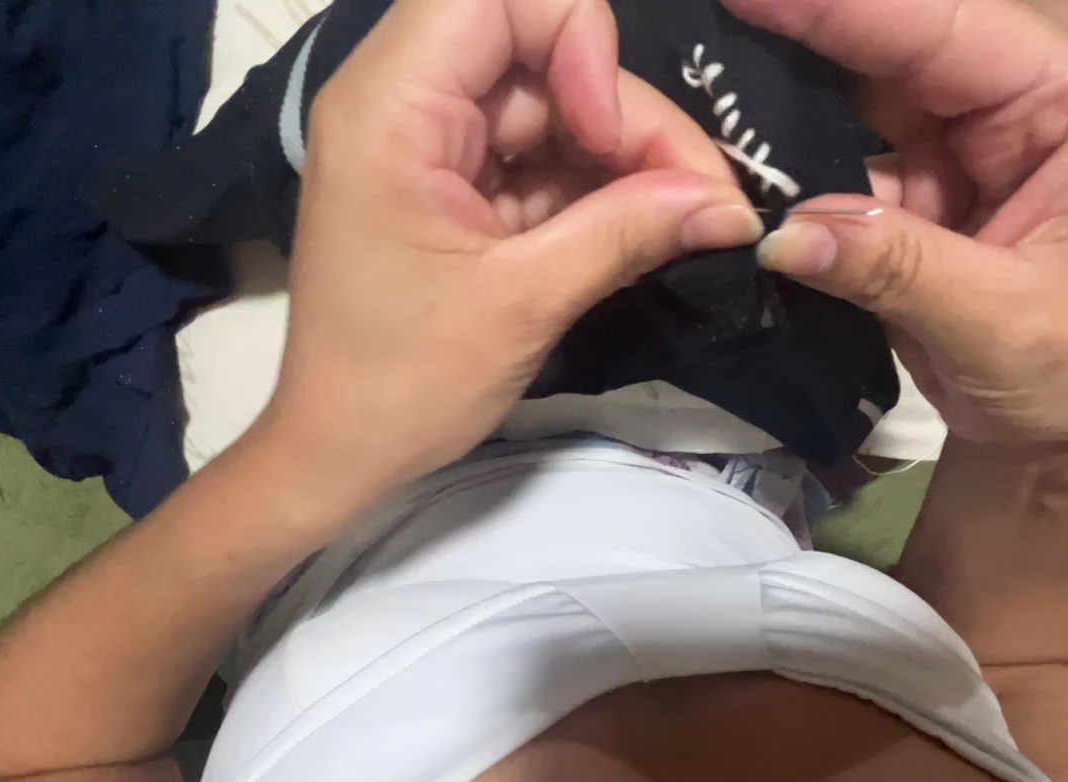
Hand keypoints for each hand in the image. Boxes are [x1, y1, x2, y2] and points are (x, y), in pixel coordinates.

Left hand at [254, 0, 761, 499]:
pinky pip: (532, 168)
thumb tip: (726, 205)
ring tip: (679, 226)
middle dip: (624, 122)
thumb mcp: (523, 305)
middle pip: (538, 56)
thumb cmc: (408, 385)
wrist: (341, 452)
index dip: (581, 43)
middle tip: (700, 203)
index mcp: (391, 108)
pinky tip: (633, 234)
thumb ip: (624, 234)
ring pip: (547, 115)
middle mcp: (403, 107)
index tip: (614, 142)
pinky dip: (586, 198)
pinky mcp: (449, 197)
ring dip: (618, 166)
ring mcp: (427, 153)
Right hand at [734, 0, 1067, 457]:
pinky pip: (832, 188)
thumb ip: (893, 269)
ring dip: (780, 120)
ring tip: (702, 107)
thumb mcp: (1002, 319)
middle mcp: (1003, 114)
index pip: (948, 27)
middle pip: (888, 58)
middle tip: (711, 31)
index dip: (847, 5)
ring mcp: (944, 165)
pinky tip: (731, 176)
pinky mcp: (902, 215)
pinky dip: (784, 189)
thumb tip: (778, 233)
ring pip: (848, 121)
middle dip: (801, 43)